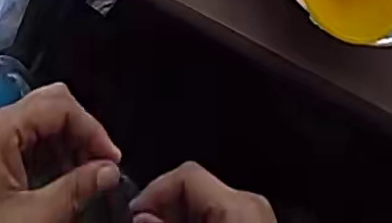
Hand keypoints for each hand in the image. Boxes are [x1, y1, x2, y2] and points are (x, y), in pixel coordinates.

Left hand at [0, 83, 121, 222]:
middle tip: (103, 165)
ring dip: (71, 143)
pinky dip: (56, 155)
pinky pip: (33, 142)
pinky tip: (67, 181)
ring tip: (89, 178)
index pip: (60, 105)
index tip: (113, 161)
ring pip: (45, 121)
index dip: (92, 129)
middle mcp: (0, 123)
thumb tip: (110, 170)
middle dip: (82, 130)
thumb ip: (74, 190)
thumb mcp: (33, 219)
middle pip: (52, 104)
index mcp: (4, 127)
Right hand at [131, 162, 274, 222]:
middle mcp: (251, 200)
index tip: (134, 213)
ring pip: (206, 203)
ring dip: (179, 216)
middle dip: (165, 205)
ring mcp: (258, 215)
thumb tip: (141, 215)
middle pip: (195, 187)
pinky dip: (198, 222)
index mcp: (238, 200)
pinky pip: (219, 216)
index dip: (155, 190)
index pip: (187, 174)